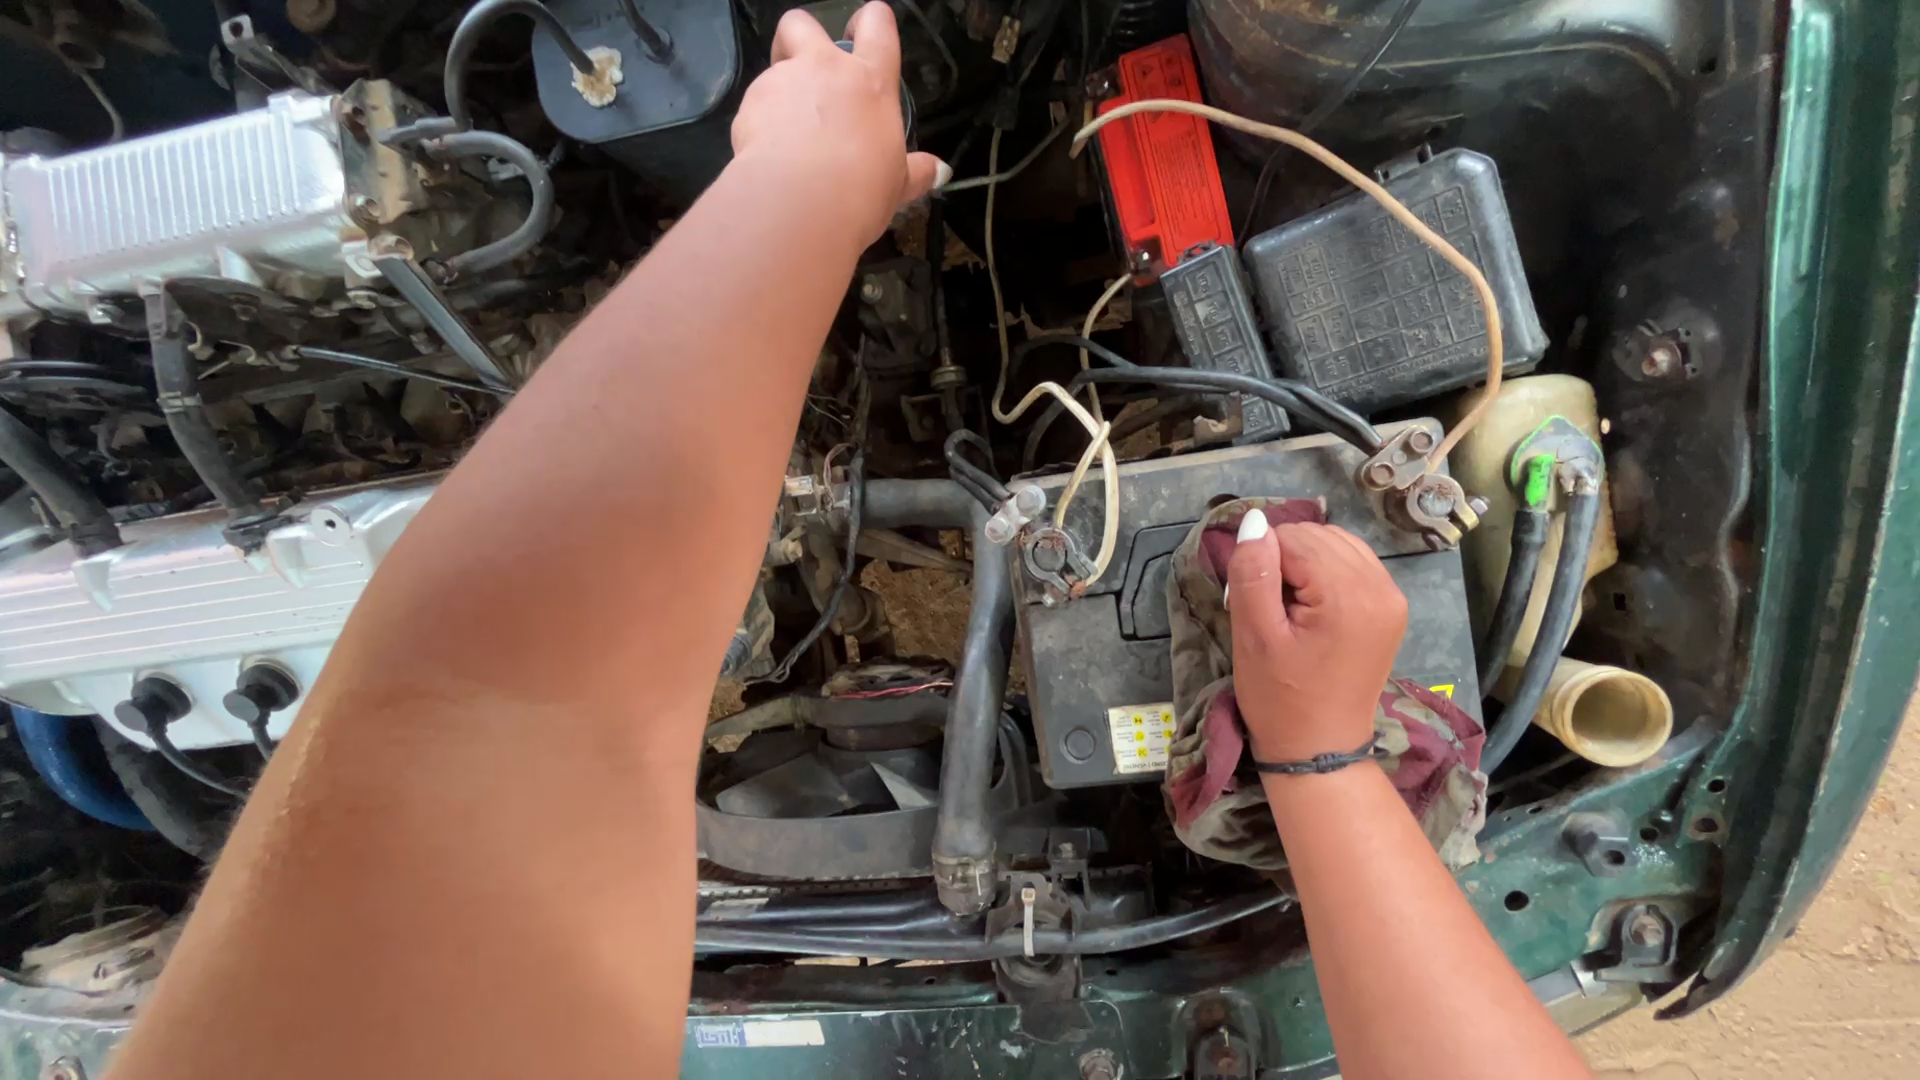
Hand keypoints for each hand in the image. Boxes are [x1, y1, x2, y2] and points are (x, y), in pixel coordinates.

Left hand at [730, 3, 948, 241]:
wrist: (801, 203)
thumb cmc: (862, 190)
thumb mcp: (897, 185)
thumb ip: (916, 172)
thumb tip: (939, 171)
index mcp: (870, 83)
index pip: (877, 26)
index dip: (872, 23)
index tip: (864, 34)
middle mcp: (824, 69)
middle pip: (803, 24)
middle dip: (799, 40)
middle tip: (805, 75)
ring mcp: (782, 83)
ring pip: (774, 69)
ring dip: (779, 95)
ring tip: (787, 140)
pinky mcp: (749, 107)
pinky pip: (754, 110)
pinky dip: (760, 129)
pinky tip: (770, 161)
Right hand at [1227, 512, 1407, 762]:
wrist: (1318, 750)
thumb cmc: (1279, 697)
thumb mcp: (1253, 636)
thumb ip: (1251, 574)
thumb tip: (1253, 522)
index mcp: (1349, 596)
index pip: (1292, 538)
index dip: (1261, 562)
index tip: (1252, 605)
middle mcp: (1381, 588)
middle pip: (1316, 536)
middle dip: (1282, 559)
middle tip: (1266, 608)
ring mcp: (1391, 597)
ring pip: (1334, 543)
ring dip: (1302, 563)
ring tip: (1286, 607)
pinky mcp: (1390, 607)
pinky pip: (1351, 562)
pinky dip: (1323, 571)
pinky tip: (1309, 605)